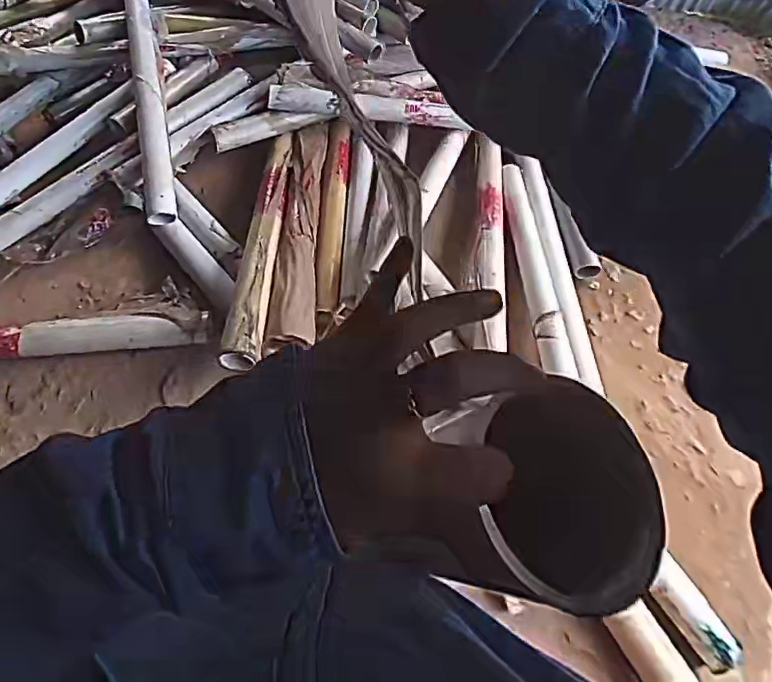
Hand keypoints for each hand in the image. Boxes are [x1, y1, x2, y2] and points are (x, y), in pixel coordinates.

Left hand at [305, 240, 546, 552]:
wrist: (242, 469)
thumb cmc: (313, 501)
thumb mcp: (379, 526)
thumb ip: (436, 518)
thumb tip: (483, 514)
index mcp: (394, 473)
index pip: (469, 474)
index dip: (497, 472)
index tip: (509, 469)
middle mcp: (381, 409)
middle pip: (454, 377)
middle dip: (499, 373)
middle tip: (530, 377)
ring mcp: (359, 368)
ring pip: (415, 327)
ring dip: (457, 311)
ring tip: (490, 301)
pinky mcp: (340, 345)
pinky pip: (369, 302)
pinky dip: (389, 273)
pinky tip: (406, 246)